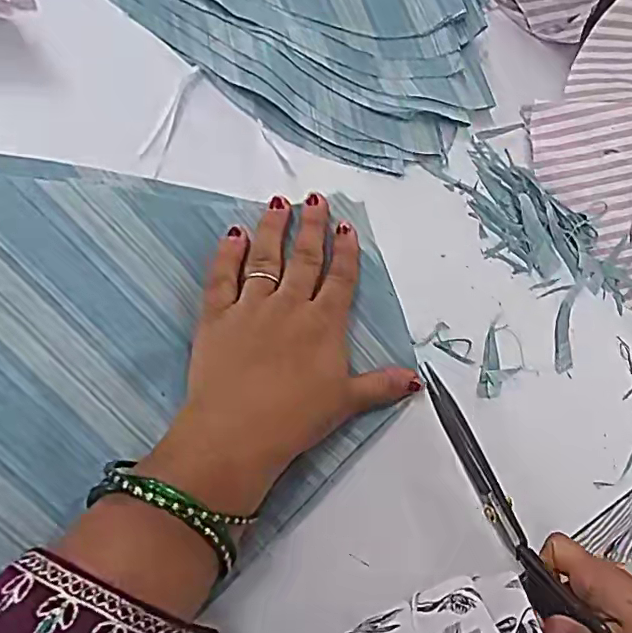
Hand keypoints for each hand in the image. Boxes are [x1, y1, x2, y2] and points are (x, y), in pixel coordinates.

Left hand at [138, 193, 418, 518]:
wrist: (236, 432)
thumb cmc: (295, 418)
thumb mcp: (347, 402)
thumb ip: (381, 385)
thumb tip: (415, 381)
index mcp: (324, 324)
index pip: (340, 279)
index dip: (346, 252)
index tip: (346, 228)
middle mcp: (290, 307)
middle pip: (305, 259)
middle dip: (312, 227)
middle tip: (315, 200)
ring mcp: (251, 309)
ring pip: (265, 259)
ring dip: (273, 229)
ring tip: (278, 204)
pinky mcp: (216, 318)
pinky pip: (222, 277)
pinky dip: (227, 254)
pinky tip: (233, 235)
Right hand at [539, 534, 631, 632]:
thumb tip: (544, 628)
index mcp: (603, 578)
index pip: (555, 548)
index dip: (535, 570)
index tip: (527, 601)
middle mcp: (610, 580)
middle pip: (560, 572)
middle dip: (547, 601)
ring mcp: (618, 596)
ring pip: (573, 593)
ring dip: (565, 618)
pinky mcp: (625, 614)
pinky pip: (590, 610)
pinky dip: (582, 628)